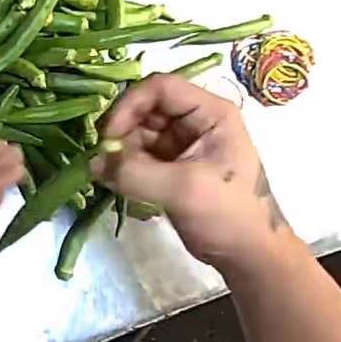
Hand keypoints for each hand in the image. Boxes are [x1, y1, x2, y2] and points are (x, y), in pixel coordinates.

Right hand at [90, 73, 294, 272]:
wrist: (247, 254)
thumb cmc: (228, 214)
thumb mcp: (184, 189)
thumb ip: (136, 173)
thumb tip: (93, 164)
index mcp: (210, 112)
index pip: (160, 88)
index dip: (130, 105)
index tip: (109, 137)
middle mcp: (196, 120)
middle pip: (145, 108)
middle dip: (122, 131)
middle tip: (104, 160)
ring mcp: (183, 143)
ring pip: (138, 132)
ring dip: (120, 151)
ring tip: (110, 176)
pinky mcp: (171, 166)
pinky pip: (139, 155)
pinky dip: (124, 166)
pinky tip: (115, 182)